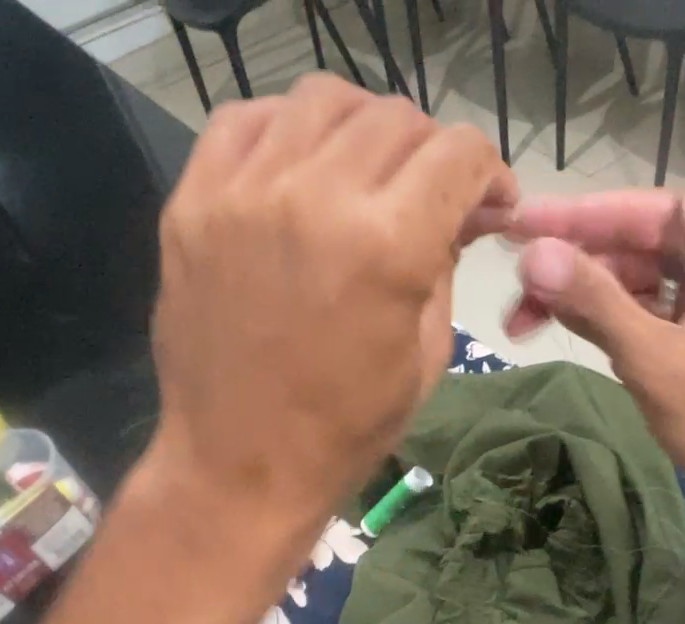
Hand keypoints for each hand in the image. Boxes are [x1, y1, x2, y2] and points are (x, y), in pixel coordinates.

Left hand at [138, 75, 516, 537]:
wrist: (242, 462)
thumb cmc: (350, 426)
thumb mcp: (428, 354)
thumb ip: (447, 264)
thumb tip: (464, 211)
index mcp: (388, 246)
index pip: (459, 154)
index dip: (490, 172)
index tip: (489, 201)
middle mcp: (318, 196)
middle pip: (397, 119)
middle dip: (434, 152)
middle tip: (432, 194)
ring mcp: (245, 192)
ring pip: (324, 100)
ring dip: (365, 129)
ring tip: (368, 172)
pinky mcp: (194, 200)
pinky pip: (247, 120)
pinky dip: (289, 130)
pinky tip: (303, 168)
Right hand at [505, 192, 684, 507]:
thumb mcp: (658, 360)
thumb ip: (595, 302)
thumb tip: (531, 254)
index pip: (644, 212)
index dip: (571, 220)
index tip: (513, 221)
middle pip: (640, 243)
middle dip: (575, 269)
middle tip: (512, 292)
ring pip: (644, 275)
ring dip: (588, 297)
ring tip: (525, 320)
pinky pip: (659, 304)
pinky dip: (617, 318)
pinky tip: (571, 327)